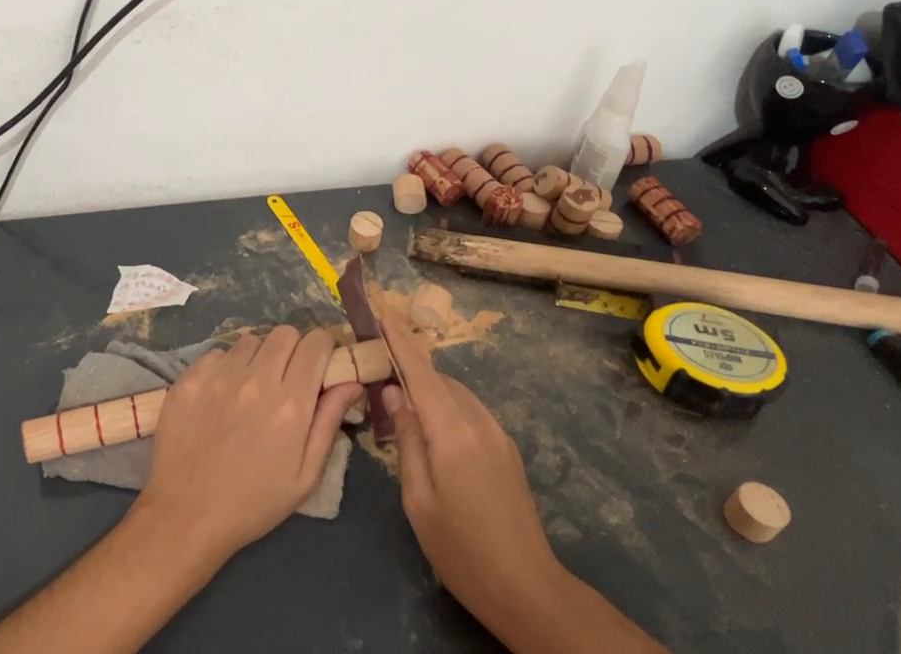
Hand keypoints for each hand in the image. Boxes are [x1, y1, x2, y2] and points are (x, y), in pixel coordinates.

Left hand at [136, 326, 362, 560]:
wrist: (187, 514)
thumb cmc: (254, 503)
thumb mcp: (306, 475)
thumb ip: (329, 422)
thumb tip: (350, 381)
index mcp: (290, 404)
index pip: (315, 344)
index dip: (323, 349)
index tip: (320, 364)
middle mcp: (255, 381)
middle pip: (284, 334)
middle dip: (293, 349)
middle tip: (287, 377)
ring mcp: (218, 376)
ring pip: (249, 341)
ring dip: (258, 357)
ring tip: (252, 388)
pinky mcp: (189, 379)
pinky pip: (216, 354)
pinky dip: (225, 367)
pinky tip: (222, 396)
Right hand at [378, 306, 563, 619]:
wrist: (526, 586)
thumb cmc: (459, 548)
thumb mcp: (417, 497)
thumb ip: (406, 439)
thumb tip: (395, 393)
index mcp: (452, 431)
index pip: (420, 371)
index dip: (398, 340)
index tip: (379, 314)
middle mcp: (479, 422)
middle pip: (438, 378)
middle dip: (408, 366)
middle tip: (374, 368)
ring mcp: (498, 435)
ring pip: (456, 394)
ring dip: (427, 387)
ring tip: (397, 398)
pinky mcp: (506, 451)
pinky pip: (469, 412)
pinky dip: (444, 406)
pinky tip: (428, 426)